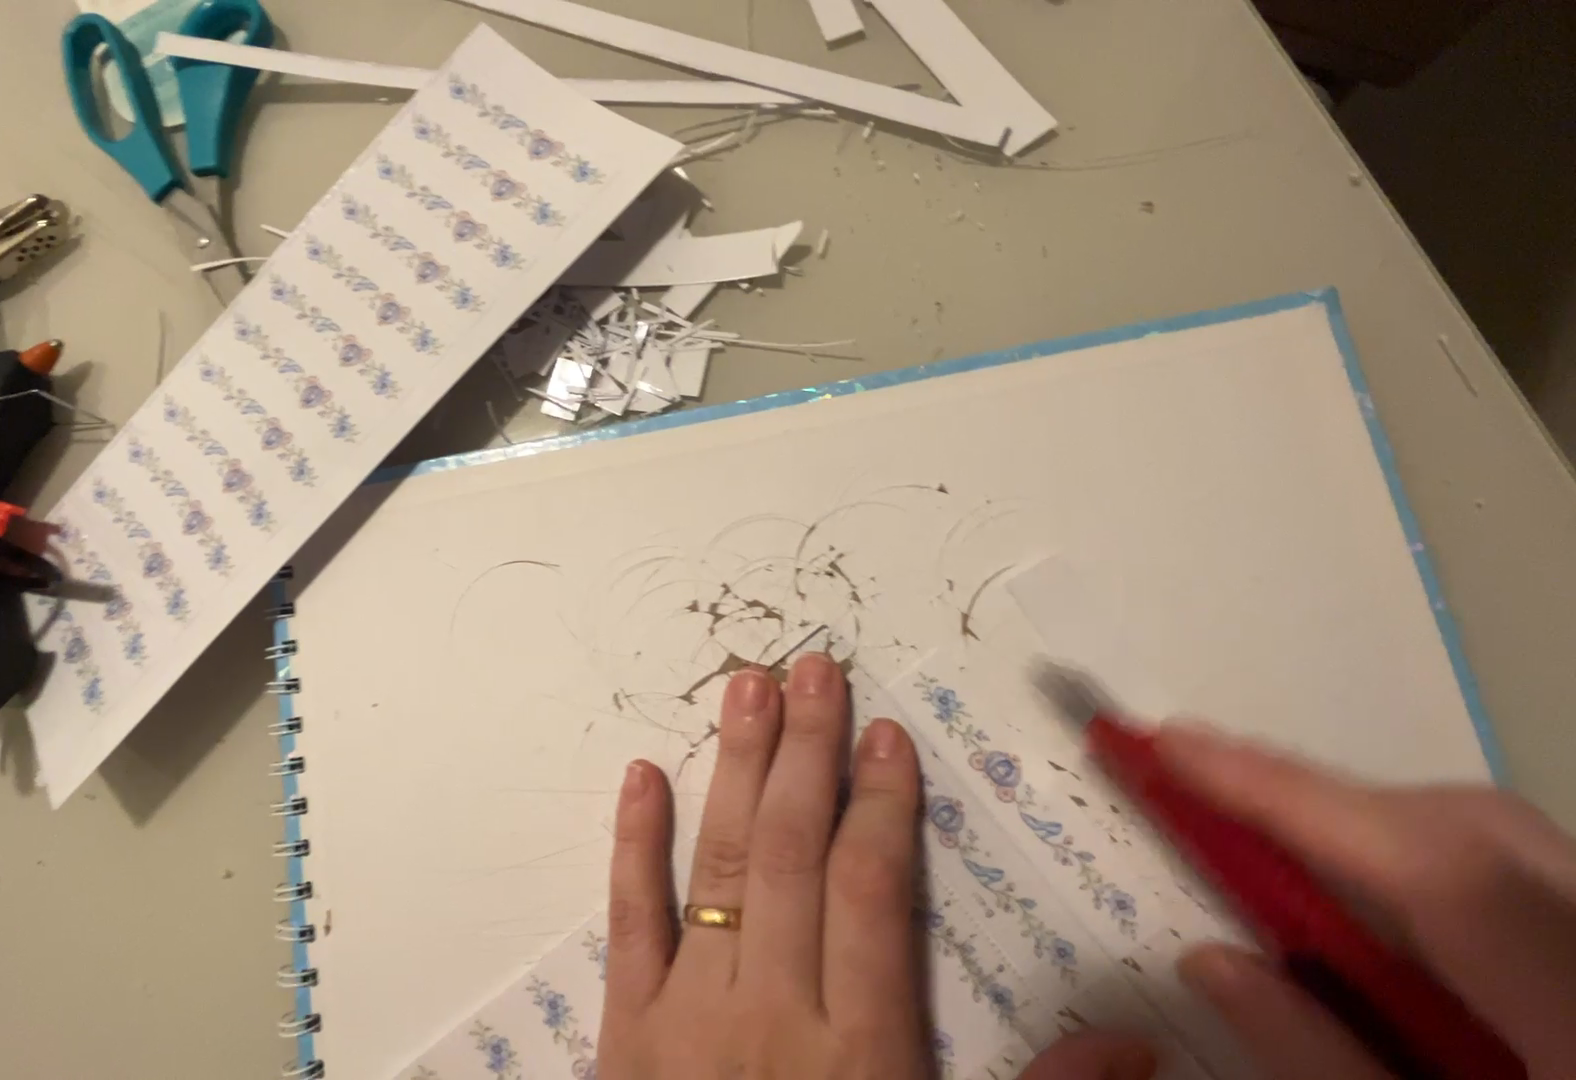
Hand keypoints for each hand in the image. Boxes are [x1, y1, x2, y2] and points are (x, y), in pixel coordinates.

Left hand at [597, 653, 1158, 1079]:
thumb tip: (1140, 1039)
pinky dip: (633, 841)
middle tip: (810, 667)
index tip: (887, 733)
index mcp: (859, 1047)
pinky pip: (629, 918)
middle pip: (791, 851)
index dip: (883, 806)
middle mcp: (771, 1006)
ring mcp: (688, 1008)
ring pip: (719, 864)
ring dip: (733, 767)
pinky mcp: (626, 1023)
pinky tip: (641, 772)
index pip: (872, 893)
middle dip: (805, 750)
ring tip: (744, 688)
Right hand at [1160, 724, 1575, 1077]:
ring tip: (1267, 846)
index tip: (1170, 746)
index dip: (1287, 794)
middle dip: (1322, 801)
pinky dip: (1424, 870)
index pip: (1431, 870)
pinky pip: (1523, 879)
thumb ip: (1328, 1065)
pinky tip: (1374, 909)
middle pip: (1472, 829)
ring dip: (1367, 832)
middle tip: (1201, 792)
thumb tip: (1209, 959)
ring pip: (1500, 844)